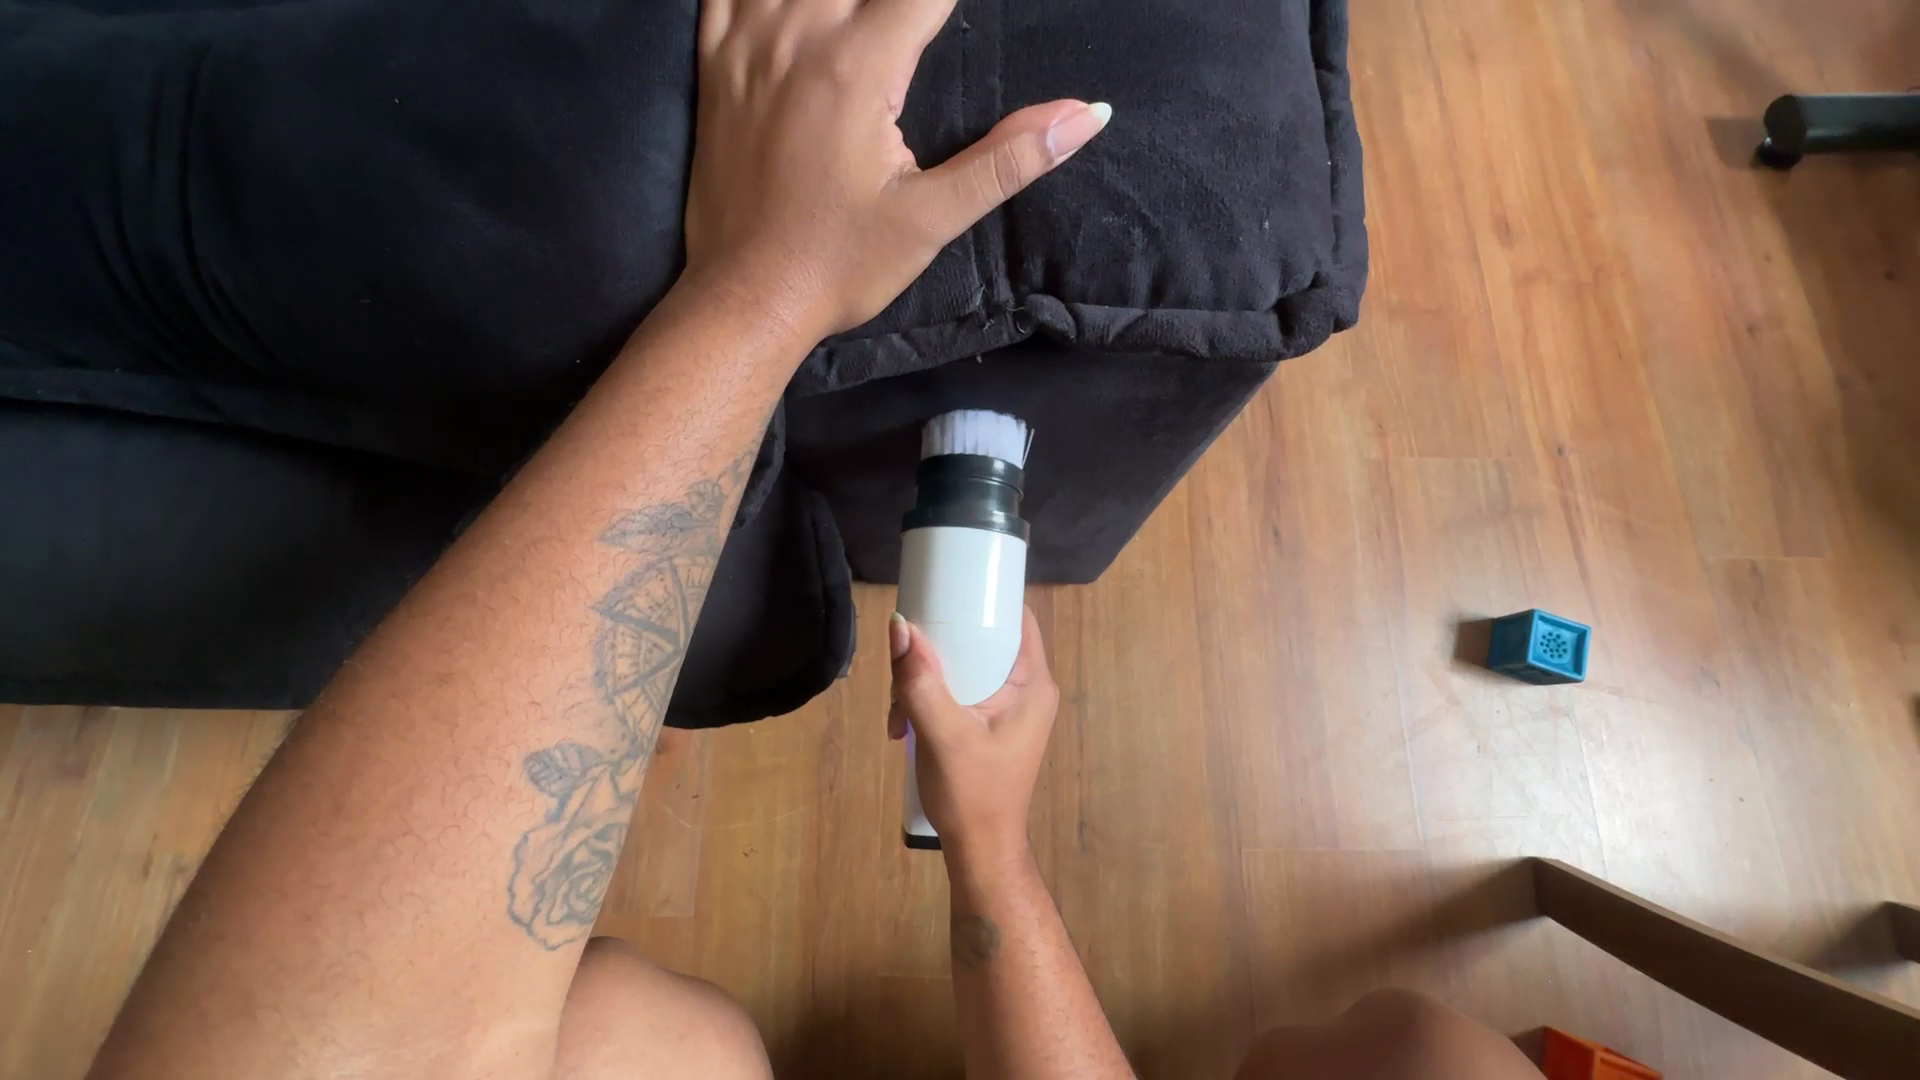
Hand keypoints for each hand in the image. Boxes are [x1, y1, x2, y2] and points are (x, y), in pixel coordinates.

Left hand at [683, 0, 1110, 340]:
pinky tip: (795, 4)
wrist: (748, 299)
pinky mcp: (715, 64)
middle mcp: (800, 32)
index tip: (961, 11)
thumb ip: (1007, 160)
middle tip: (920, 19)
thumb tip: (1088, 115)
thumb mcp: (931, 221)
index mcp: (860, 66)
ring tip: (870, 13)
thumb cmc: (842, 267)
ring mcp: (748, 43)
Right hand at [888, 607, 1058, 858]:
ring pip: (964, 667)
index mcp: (1032, 683)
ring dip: (925, 680)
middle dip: (938, 649)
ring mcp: (1008, 708)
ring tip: (898, 712)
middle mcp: (1027, 689)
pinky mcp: (989, 723)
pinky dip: (929, 700)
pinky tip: (902, 726)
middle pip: (982, 642)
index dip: (984, 598)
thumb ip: (920, 679)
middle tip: (906, 667)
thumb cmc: (972, 792)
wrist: (979, 850)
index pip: (1017, 618)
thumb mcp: (942, 732)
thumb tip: (899, 626)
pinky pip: (958, 691)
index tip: (945, 589)